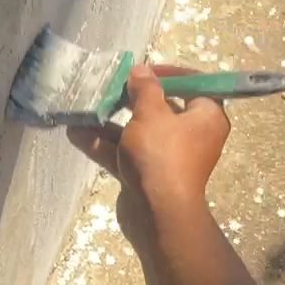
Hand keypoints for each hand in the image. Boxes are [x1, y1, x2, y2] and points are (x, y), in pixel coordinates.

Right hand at [68, 64, 230, 245]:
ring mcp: (166, 159)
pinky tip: (77, 134)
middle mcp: (190, 137)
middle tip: (111, 88)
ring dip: (110, 124)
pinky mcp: (146, 176)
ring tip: (84, 110)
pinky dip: (105, 145)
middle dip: (130, 100)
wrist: (157, 214)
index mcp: (206, 117)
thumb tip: (141, 71)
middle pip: (161, 110)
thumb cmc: (162, 155)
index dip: (168, 74)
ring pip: (137, 134)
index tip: (143, 70)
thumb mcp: (151, 113)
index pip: (194, 85)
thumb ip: (145, 88)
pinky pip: (126, 154)